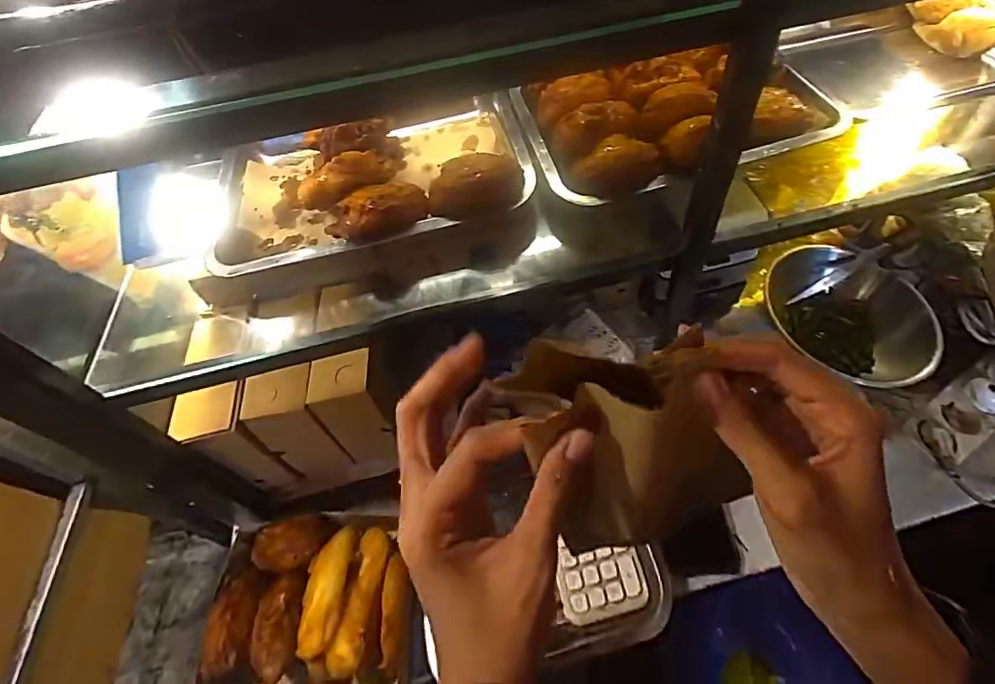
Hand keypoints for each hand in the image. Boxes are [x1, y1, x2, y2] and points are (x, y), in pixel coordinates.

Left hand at [396, 334, 593, 682]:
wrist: (482, 683)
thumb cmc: (502, 634)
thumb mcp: (532, 567)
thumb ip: (554, 496)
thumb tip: (581, 435)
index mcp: (427, 520)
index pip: (467, 453)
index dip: (512, 433)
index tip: (556, 426)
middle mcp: (414, 502)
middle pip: (413, 421)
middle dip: (442, 378)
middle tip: (475, 344)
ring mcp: (424, 503)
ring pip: (421, 431)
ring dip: (447, 391)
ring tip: (478, 356)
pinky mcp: (441, 506)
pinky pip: (444, 450)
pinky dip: (463, 419)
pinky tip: (488, 398)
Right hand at [695, 337, 966, 682]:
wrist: (862, 606)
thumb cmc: (835, 552)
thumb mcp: (787, 492)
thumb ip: (742, 430)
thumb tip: (699, 378)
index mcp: (842, 411)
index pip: (780, 361)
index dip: (731, 351)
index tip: (687, 350)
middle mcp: (830, 406)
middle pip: (770, 364)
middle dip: (724, 357)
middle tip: (675, 354)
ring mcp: (812, 423)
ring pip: (761, 381)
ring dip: (722, 373)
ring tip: (679, 367)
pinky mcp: (793, 440)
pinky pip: (757, 405)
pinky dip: (728, 397)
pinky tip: (698, 393)